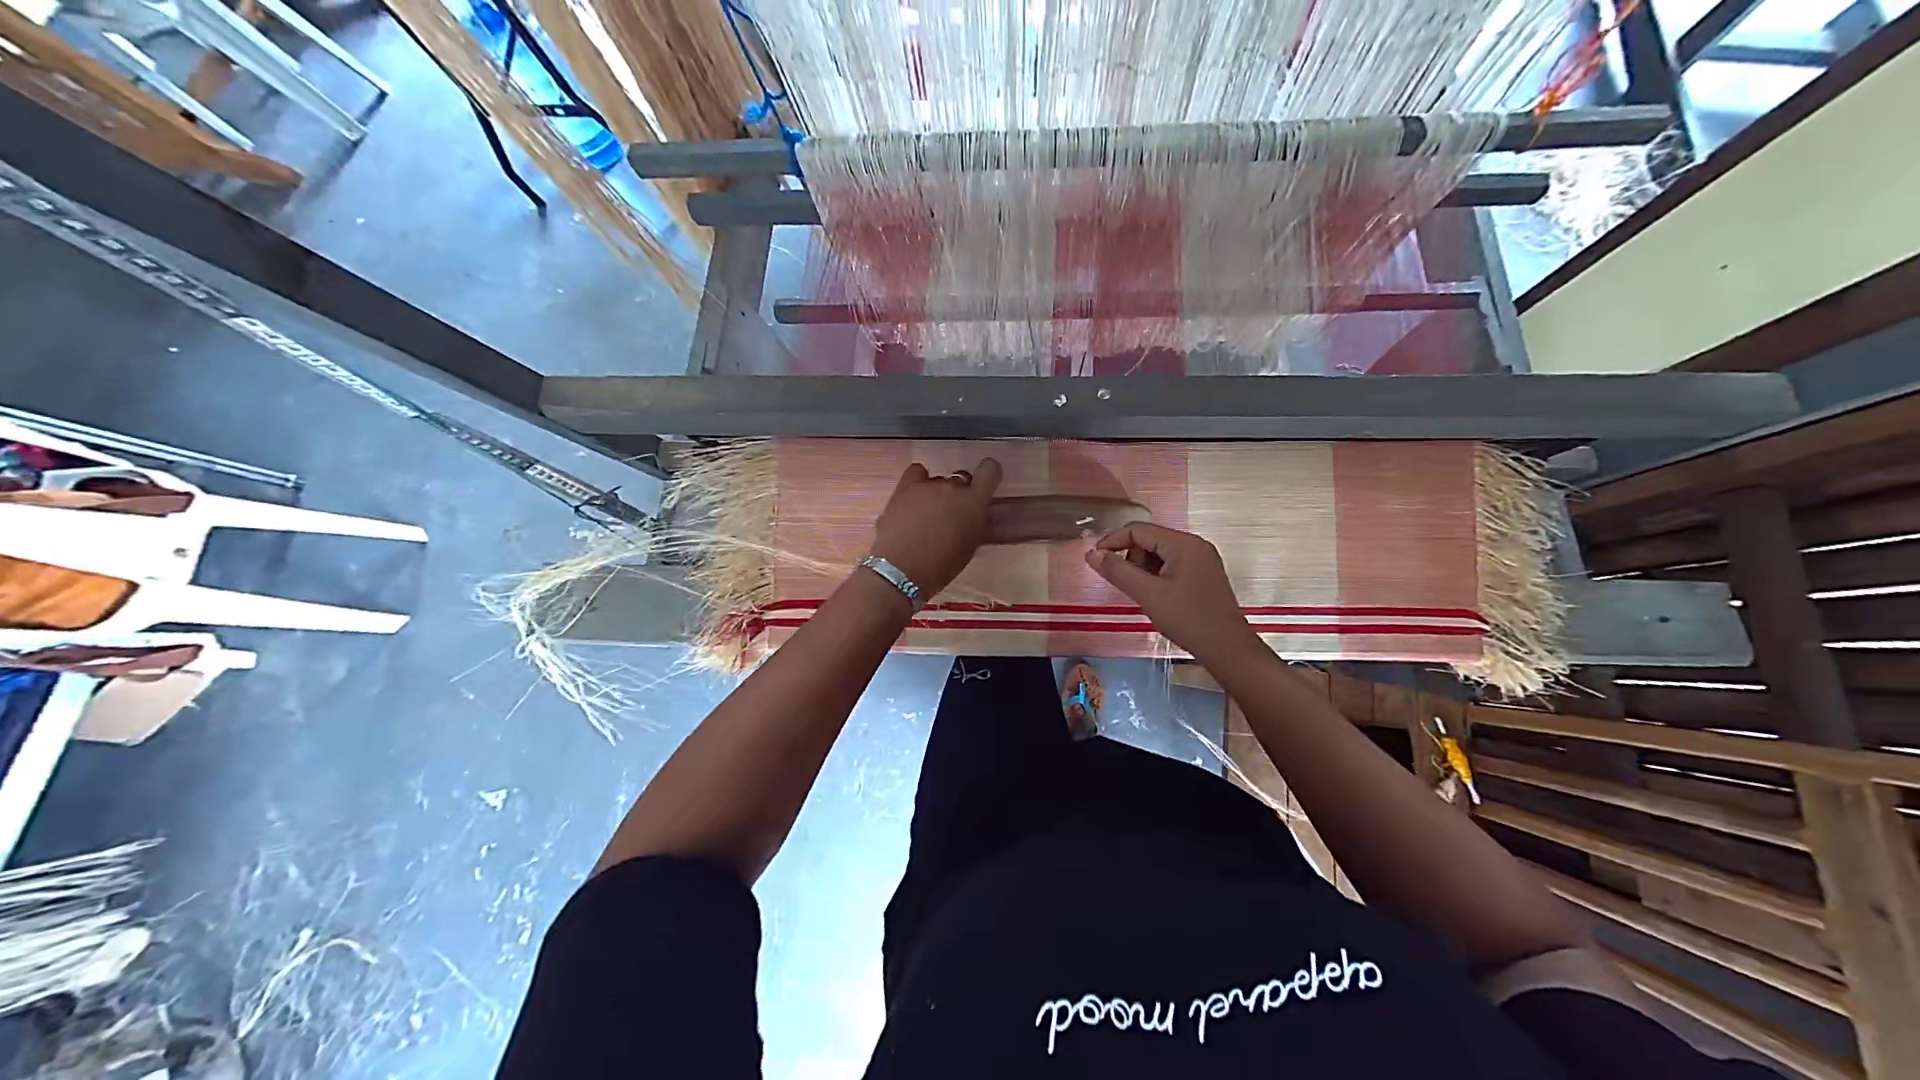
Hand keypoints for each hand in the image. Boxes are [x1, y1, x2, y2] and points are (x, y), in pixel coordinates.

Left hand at [869, 458, 1003, 599]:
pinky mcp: (905, 487)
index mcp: (974, 504)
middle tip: (950, 516)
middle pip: (961, 479)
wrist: (901, 571)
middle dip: (959, 495)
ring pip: (939, 481)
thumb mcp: (968, 548)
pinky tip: (914, 498)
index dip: (988, 475)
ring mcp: (928, 485)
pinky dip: (918, 482)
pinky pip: (917, 473)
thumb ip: (973, 524)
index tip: (983, 486)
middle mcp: (953, 488)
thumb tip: (970, 516)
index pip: (990, 470)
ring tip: (926, 515)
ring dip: (937, 494)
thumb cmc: (939, 568)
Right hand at [1086, 523, 1261, 662]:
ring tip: (1143, 593)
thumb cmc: (1188, 619)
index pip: (1139, 531)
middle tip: (1125, 583)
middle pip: (1150, 539)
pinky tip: (1156, 596)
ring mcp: (1202, 560)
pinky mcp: (1203, 575)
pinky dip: (1157, 576)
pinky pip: (1172, 565)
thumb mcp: (1147, 594)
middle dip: (1130, 557)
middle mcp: (1195, 545)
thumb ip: (1118, 571)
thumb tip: (1092, 554)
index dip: (1112, 542)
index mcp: (1183, 544)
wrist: (1227, 648)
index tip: (1095, 559)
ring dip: (1143, 568)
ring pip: (1160, 553)